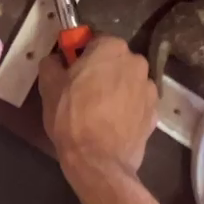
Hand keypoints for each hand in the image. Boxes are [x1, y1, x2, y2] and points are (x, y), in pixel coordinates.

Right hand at [38, 35, 157, 183]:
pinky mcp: (154, 114)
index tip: (70, 71)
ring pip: (127, 82)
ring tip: (97, 111)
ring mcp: (149, 89)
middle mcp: (136, 62)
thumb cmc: (71, 116)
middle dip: (100, 71)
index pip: (94, 41)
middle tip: (81, 91)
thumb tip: (57, 59)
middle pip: (114, 61)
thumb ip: (52, 62)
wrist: (98, 161)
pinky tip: (111, 124)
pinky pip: (136, 104)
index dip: (80, 55)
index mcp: (111, 47)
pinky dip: (126, 109)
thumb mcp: (49, 84)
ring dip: (115, 89)